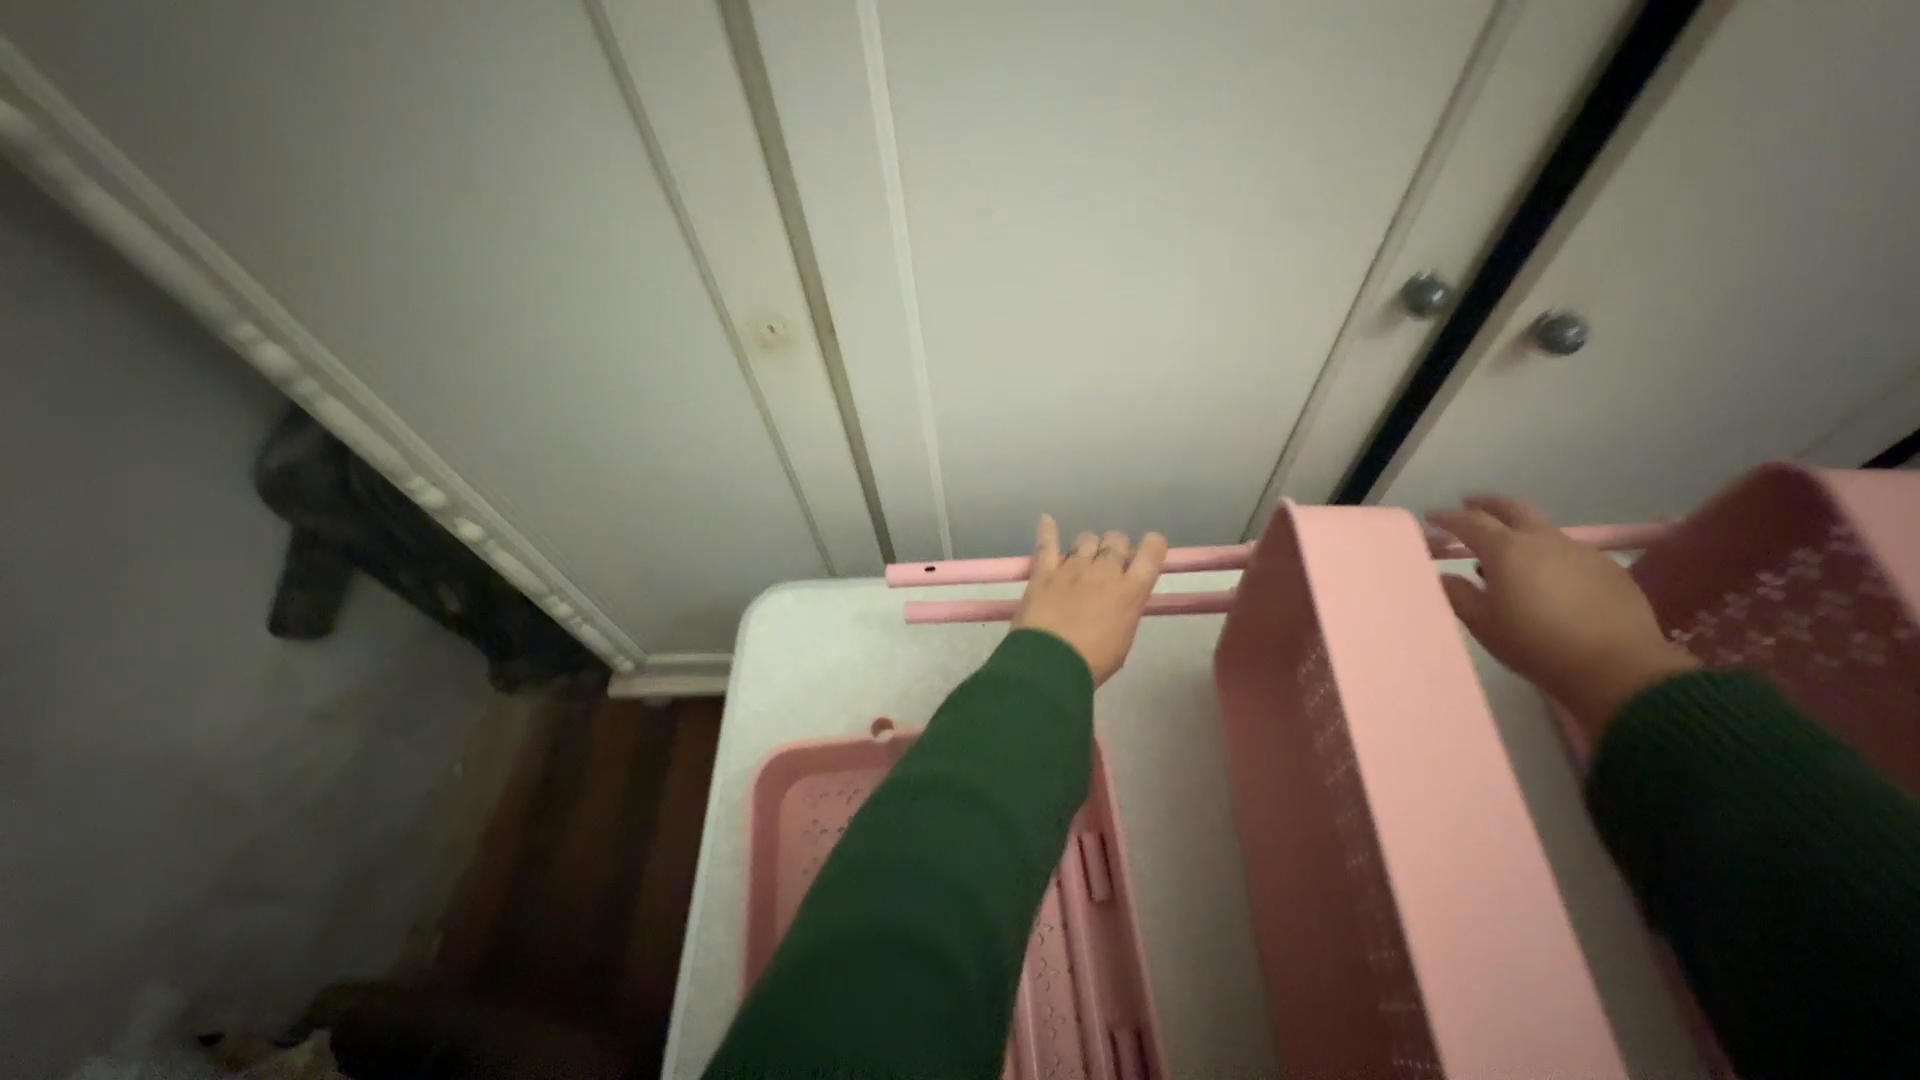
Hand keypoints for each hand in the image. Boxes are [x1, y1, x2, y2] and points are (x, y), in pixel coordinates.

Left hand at [1011, 515, 1168, 686]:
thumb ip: (1124, 612)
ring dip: (1089, 546)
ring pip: (1086, 539)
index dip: (1152, 545)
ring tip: (1084, 557)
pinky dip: (1047, 531)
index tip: (1150, 548)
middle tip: (1110, 564)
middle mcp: (1104, 572)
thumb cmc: (1093, 662)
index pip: (1151, 552)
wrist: (1050, 665)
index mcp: (1130, 591)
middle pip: (1115, 540)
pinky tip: (1046, 519)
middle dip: (1116, 548)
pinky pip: (1046, 545)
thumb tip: (1119, 602)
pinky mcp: (1044, 573)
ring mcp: (1072, 569)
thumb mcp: (1123, 640)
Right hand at [1427, 496, 1698, 738]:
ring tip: (1508, 553)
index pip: (1469, 522)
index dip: (1447, 518)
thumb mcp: (1483, 625)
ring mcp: (1581, 551)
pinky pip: (1569, 552)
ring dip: (1520, 532)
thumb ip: (1458, 594)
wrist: (1618, 667)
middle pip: (1512, 508)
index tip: (1431, 518)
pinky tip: (1547, 580)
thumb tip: (1445, 576)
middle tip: (1469, 507)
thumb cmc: (1537, 645)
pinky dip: (1548, 555)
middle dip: (1487, 505)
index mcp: (1507, 550)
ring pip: (1543, 529)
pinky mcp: (1608, 568)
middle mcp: (1544, 540)